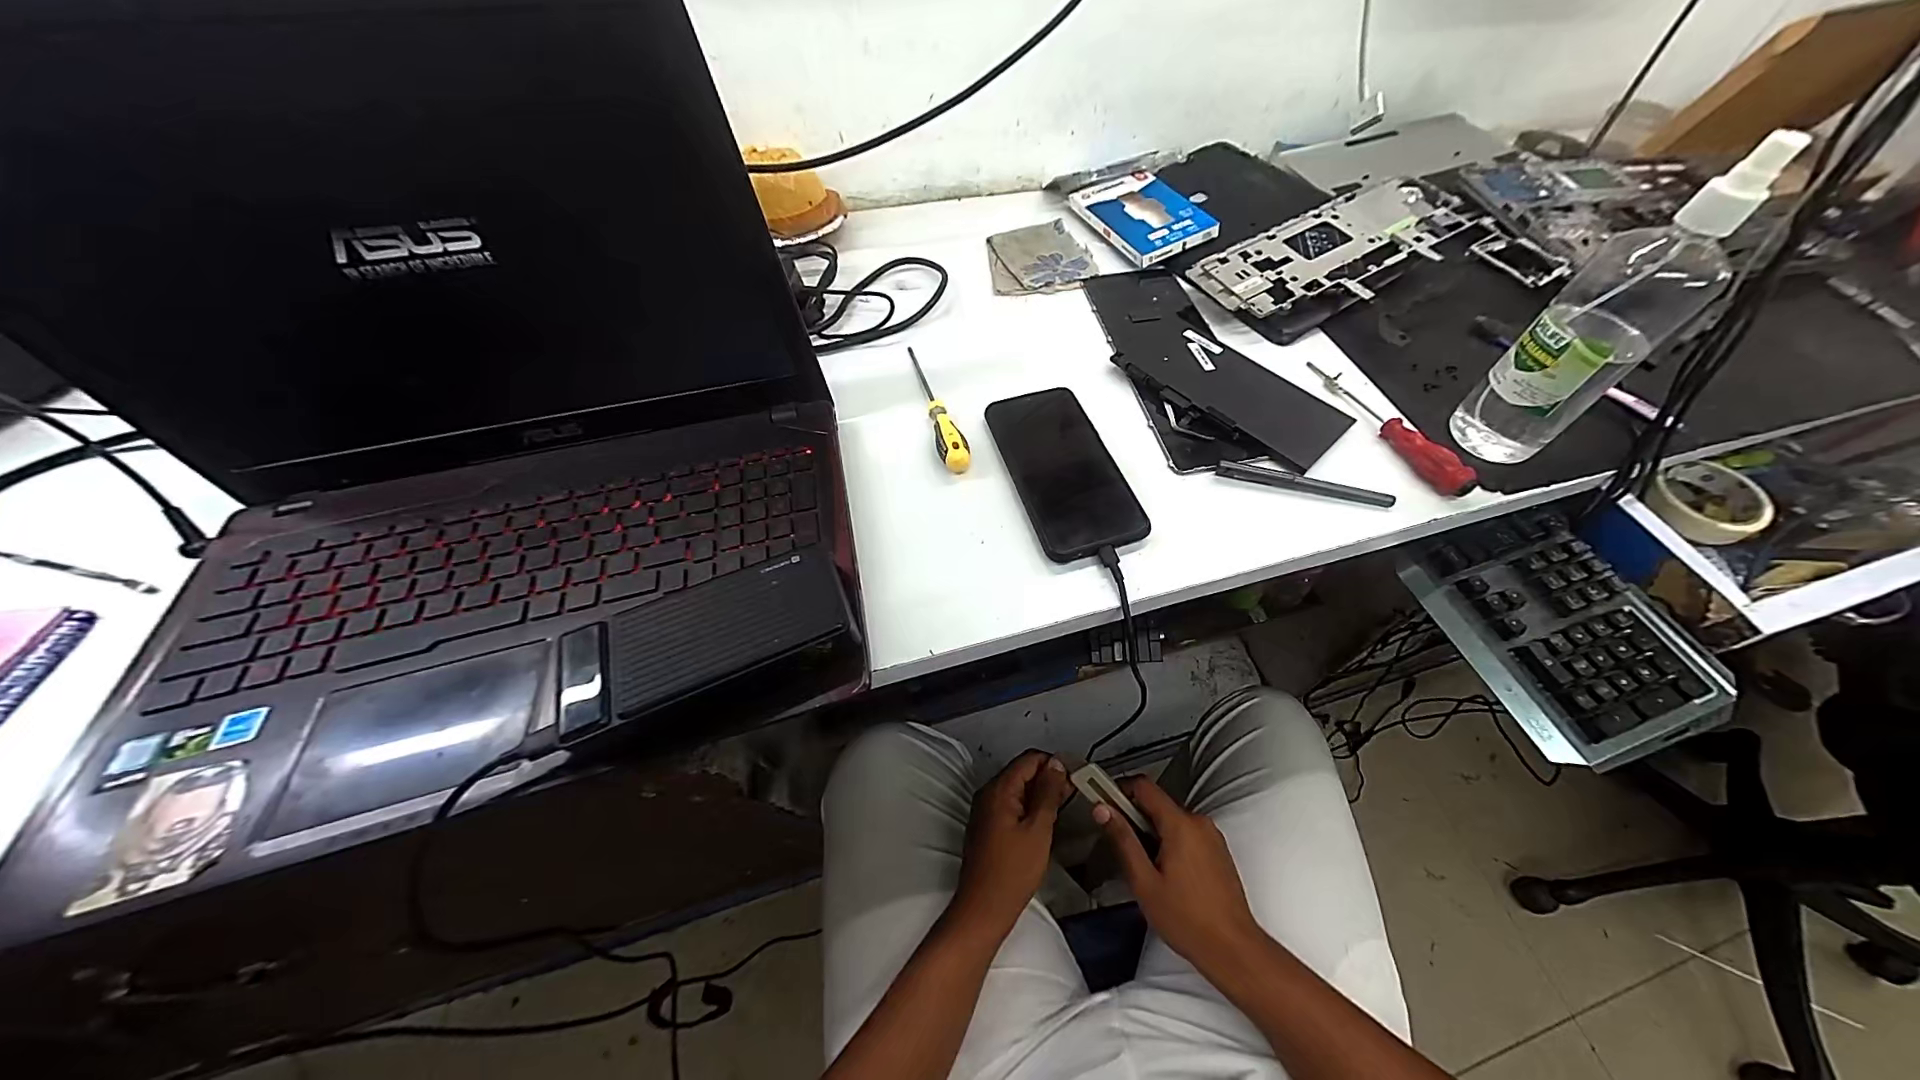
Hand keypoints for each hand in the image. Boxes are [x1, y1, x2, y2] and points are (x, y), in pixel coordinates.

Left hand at [949, 750, 1070, 937]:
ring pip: (1017, 787)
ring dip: (1039, 793)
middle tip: (1070, 794)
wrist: (985, 907)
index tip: (1074, 777)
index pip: (1029, 759)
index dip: (1054, 764)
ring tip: (1061, 809)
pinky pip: (1010, 803)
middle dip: (1048, 778)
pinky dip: (1027, 806)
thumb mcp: (1039, 829)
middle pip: (1021, 770)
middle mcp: (987, 793)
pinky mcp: (987, 824)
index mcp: (998, 789)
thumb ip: (1048, 793)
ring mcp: (984, 809)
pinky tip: (1043, 822)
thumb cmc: (1012, 872)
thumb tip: (1056, 765)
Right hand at [1095, 776, 1267, 976]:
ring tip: (1145, 868)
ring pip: (1170, 821)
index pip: (1143, 787)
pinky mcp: (1217, 851)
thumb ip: (1122, 839)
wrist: (1232, 949)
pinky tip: (1165, 874)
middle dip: (1134, 819)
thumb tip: (1105, 812)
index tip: (1104, 801)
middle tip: (1120, 843)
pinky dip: (1170, 844)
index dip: (1118, 790)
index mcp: (1181, 825)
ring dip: (1152, 834)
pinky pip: (1186, 834)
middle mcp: (1199, 824)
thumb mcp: (1143, 881)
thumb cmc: (1191, 921)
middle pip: (1156, 804)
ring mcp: (1211, 837)